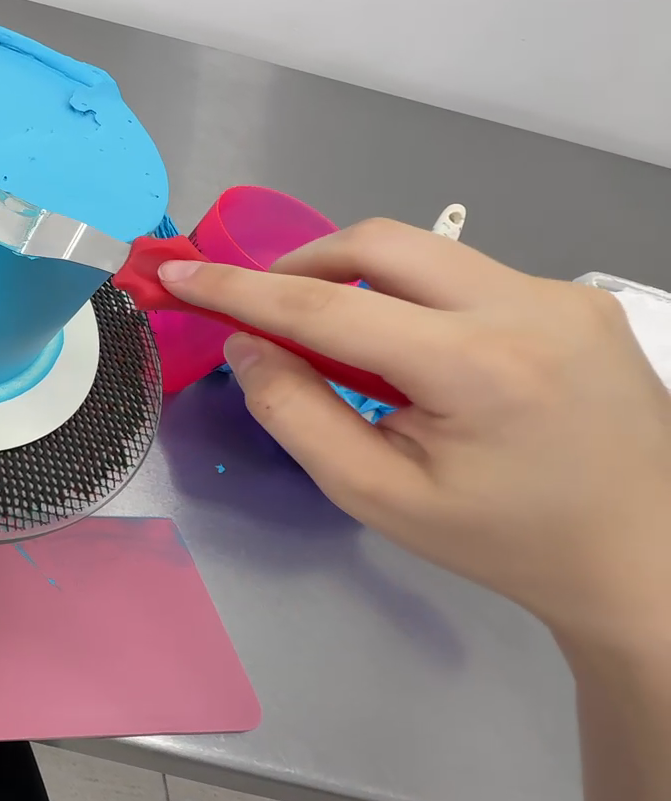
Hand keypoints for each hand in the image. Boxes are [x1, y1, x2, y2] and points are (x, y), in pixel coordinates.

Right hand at [159, 219, 670, 652]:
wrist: (648, 556)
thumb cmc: (500, 538)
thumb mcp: (370, 492)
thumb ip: (294, 412)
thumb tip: (245, 346)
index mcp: (478, 368)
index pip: (325, 306)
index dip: (235, 288)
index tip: (177, 275)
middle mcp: (530, 309)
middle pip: (379, 243)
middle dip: (295, 265)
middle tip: (256, 309)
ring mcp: (560, 297)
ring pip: (419, 250)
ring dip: (348, 277)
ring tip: (327, 337)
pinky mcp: (571, 301)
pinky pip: (455, 272)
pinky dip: (398, 293)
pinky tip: (398, 348)